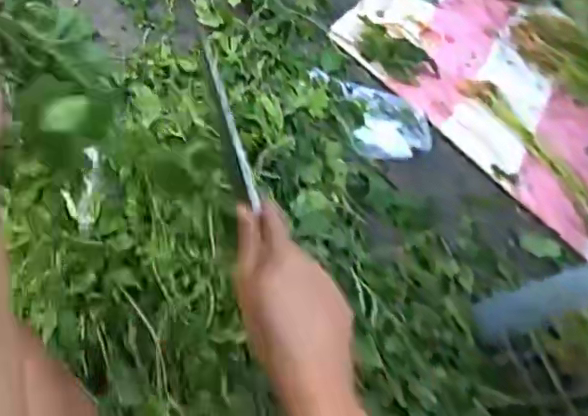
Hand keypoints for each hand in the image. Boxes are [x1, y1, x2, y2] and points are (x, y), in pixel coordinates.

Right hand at [234, 202, 362, 415]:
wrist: (315, 379)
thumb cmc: (269, 333)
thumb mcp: (247, 288)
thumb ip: (248, 245)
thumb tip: (245, 207)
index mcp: (282, 252)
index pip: (273, 218)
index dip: (264, 210)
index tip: (255, 207)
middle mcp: (309, 259)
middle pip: (288, 249)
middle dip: (276, 260)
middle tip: (263, 290)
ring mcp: (328, 281)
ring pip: (305, 272)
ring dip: (294, 283)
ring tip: (284, 316)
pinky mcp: (342, 305)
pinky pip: (320, 293)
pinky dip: (311, 302)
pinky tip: (305, 328)